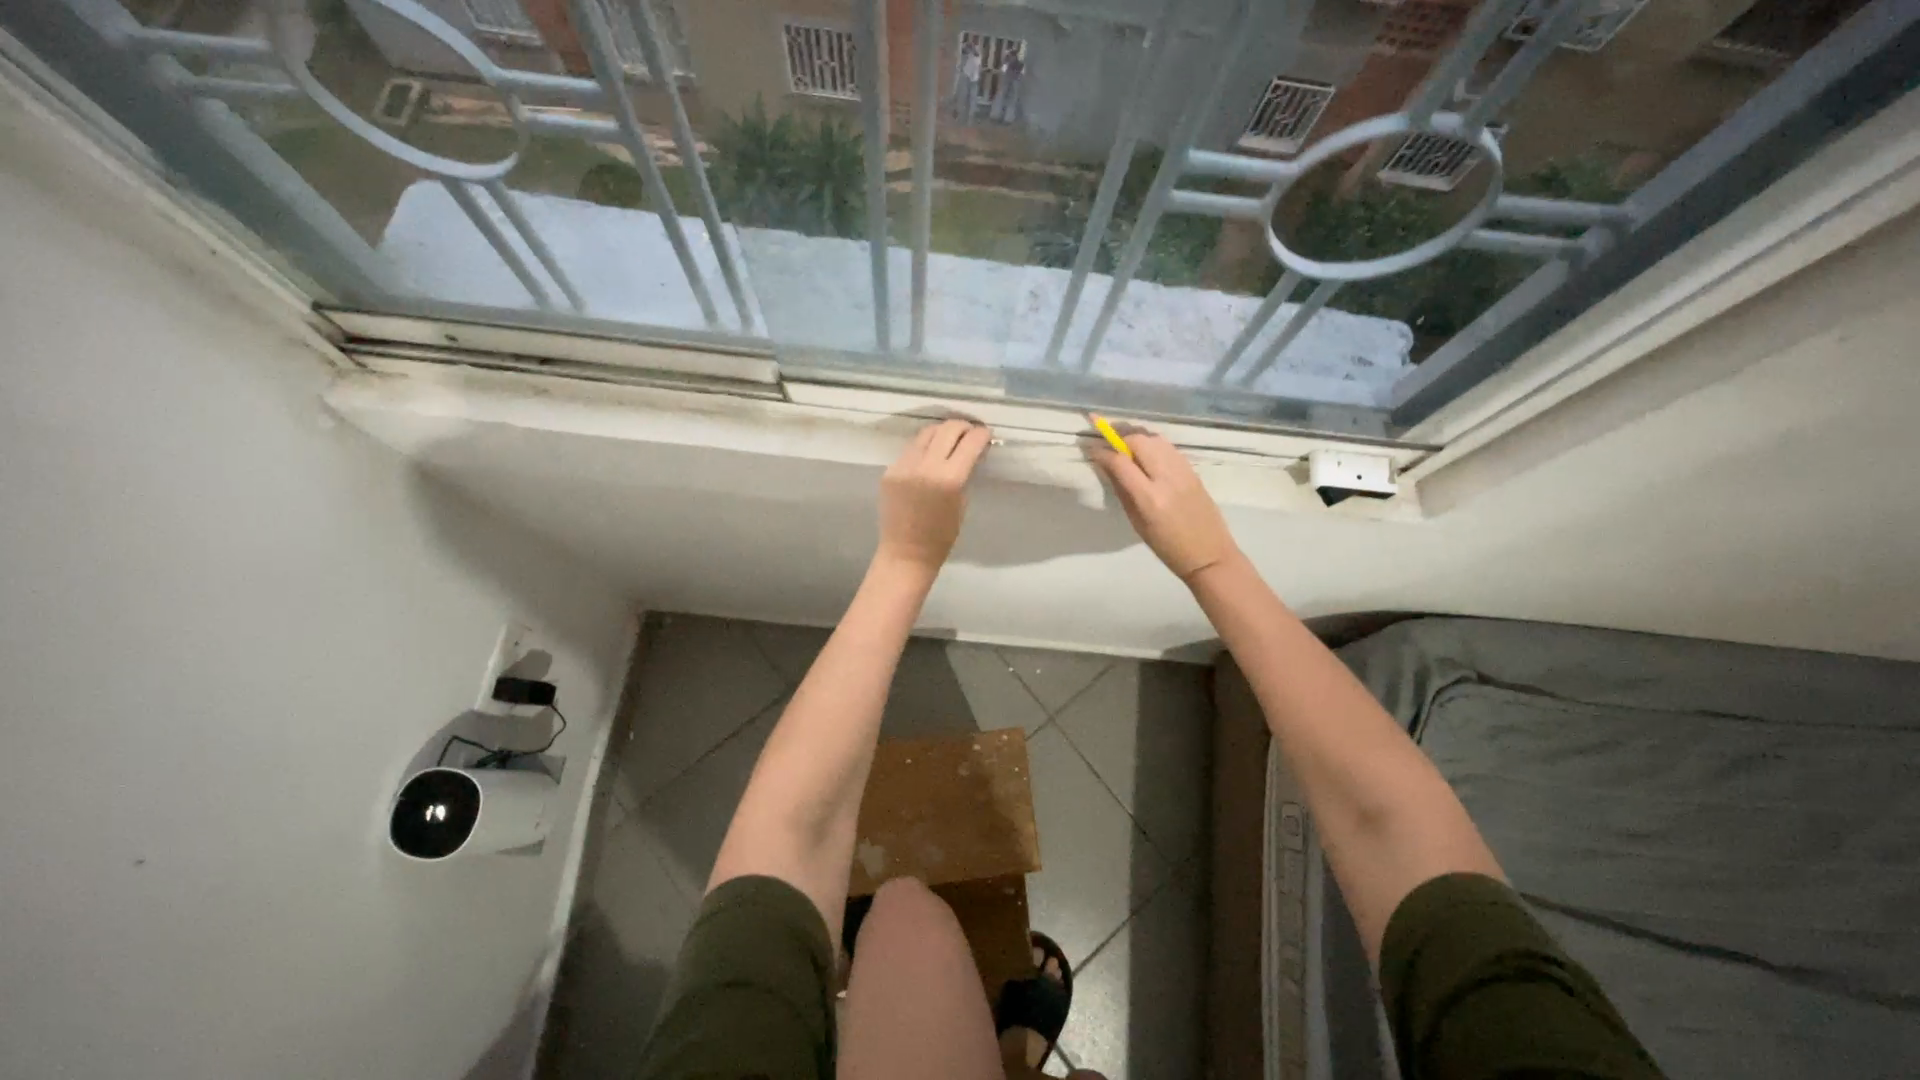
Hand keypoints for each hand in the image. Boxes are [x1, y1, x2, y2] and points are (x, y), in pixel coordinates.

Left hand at [877, 419, 990, 574]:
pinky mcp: (889, 470)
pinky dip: (924, 448)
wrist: (906, 553)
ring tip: (950, 439)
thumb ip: (964, 474)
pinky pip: (910, 450)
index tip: (986, 433)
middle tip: (970, 432)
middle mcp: (925, 466)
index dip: (981, 434)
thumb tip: (969, 453)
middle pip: (947, 429)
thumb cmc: (942, 536)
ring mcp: (903, 466)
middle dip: (963, 427)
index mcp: (949, 479)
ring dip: (941, 432)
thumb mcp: (962, 503)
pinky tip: (930, 455)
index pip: (970, 443)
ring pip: (926, 434)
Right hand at [1092, 431, 1239, 581]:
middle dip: (1120, 437)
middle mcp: (1166, 478)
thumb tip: (1107, 467)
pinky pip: (1169, 447)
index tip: (1090, 449)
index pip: (1120, 463)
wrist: (1209, 553)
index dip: (1102, 453)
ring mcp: (1183, 471)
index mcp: (1149, 498)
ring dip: (1137, 437)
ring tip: (1126, 444)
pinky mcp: (1193, 470)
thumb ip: (1122, 491)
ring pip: (1155, 439)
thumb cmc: (1167, 547)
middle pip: (1139, 441)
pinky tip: (1147, 453)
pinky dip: (1153, 444)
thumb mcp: (1137, 523)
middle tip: (1108, 441)